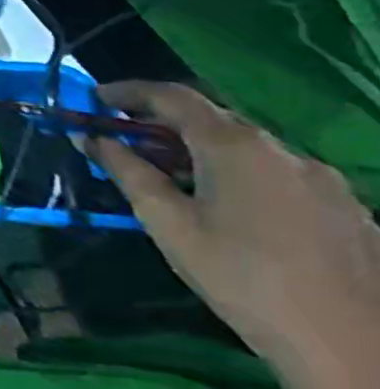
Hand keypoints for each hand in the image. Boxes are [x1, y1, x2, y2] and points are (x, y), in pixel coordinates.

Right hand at [89, 83, 379, 388]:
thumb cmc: (242, 277)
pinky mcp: (350, 212)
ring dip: (202, 151)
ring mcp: (325, 183)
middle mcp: (284, 152)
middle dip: (162, 124)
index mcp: (235, 146)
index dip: (127, 92)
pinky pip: (279, 175)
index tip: (94, 99)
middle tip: (126, 141)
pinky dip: (239, 173)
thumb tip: (91, 137)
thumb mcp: (166, 221)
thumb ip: (125, 170)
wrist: (359, 353)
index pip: (171, 96)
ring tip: (172, 176)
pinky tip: (227, 205)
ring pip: (248, 149)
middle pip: (212, 120)